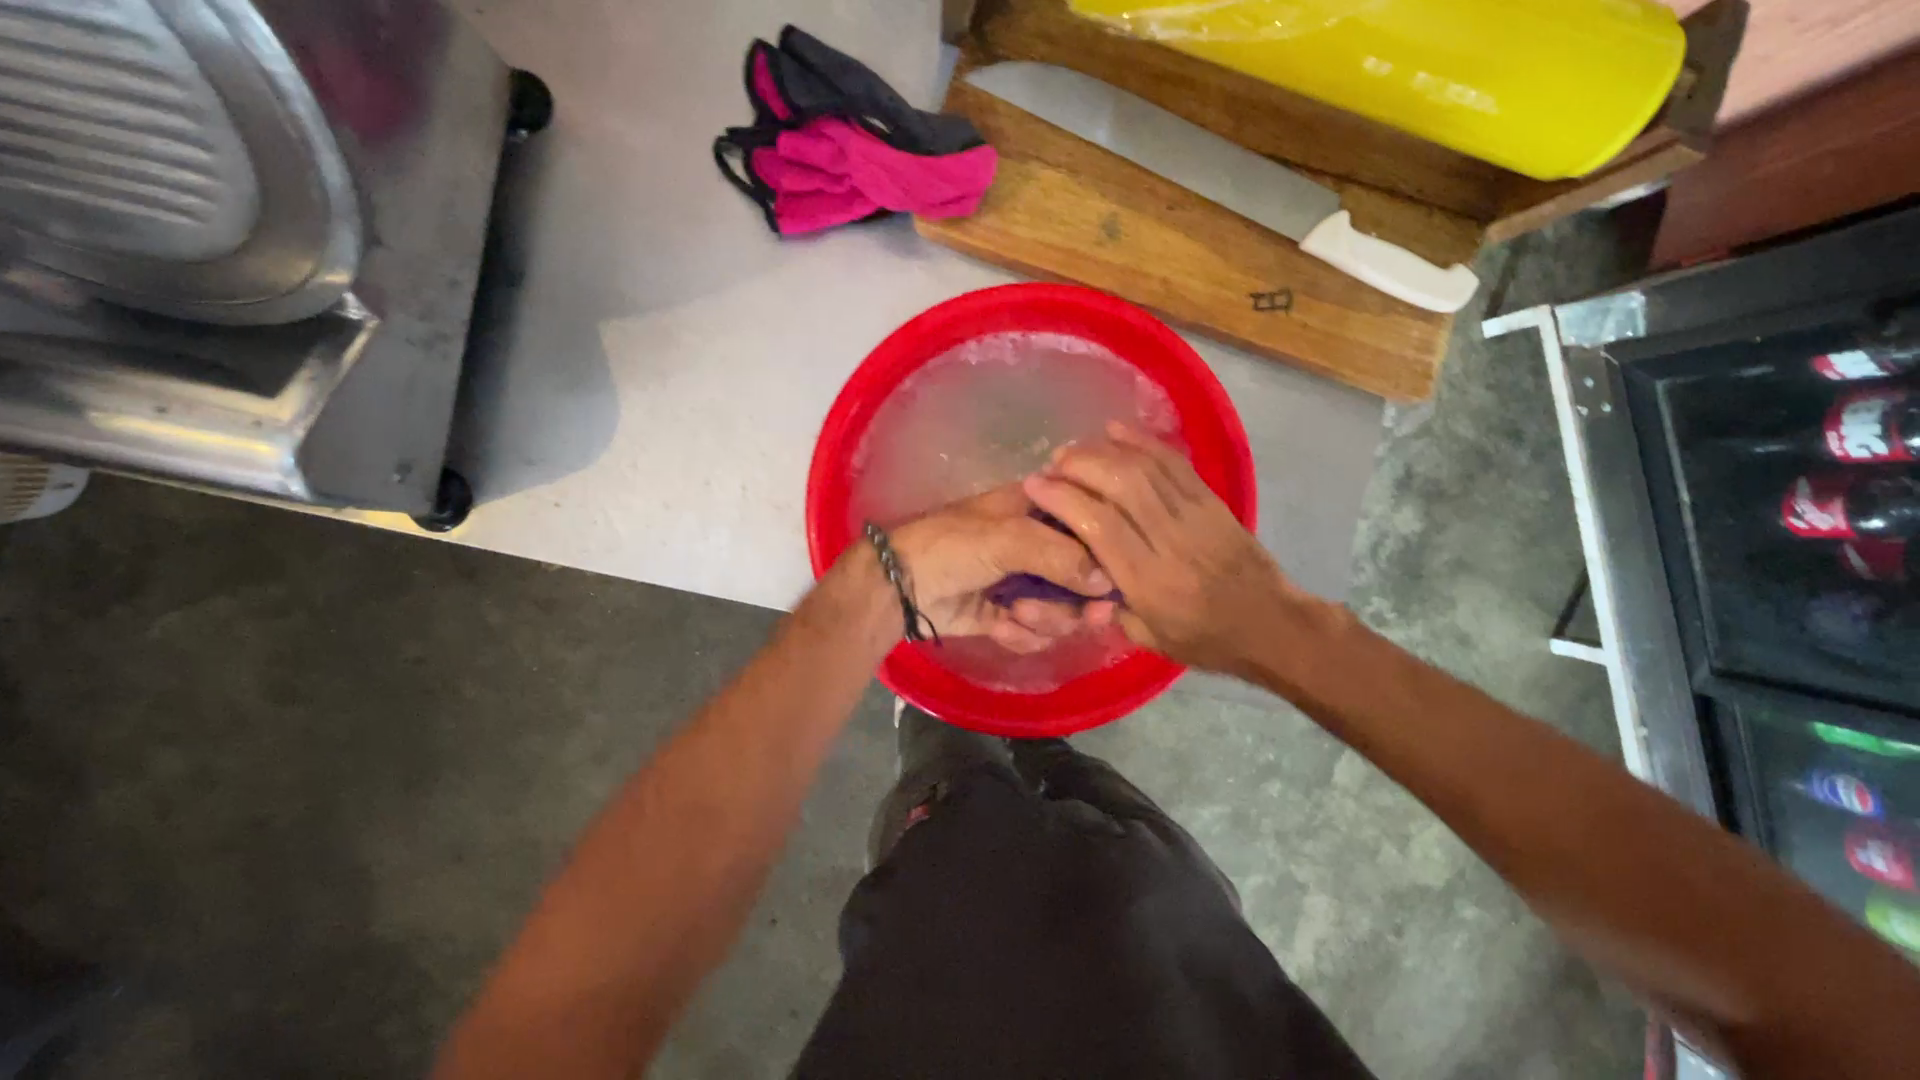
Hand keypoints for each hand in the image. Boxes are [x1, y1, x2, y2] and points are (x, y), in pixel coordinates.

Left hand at [889, 485, 1118, 652]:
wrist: (896, 588)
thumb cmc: (951, 546)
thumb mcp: (1007, 539)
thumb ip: (1061, 556)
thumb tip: (1107, 582)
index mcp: (1037, 509)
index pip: (1089, 527)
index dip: (1105, 556)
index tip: (1113, 581)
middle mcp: (1035, 544)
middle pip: (1082, 578)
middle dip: (1078, 601)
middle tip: (1087, 617)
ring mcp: (1020, 582)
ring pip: (1061, 610)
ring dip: (1045, 619)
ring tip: (1016, 615)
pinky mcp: (1005, 615)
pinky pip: (1034, 631)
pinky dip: (1022, 635)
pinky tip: (1002, 627)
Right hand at [1022, 422, 1299, 672]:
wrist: (1272, 626)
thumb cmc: (1207, 641)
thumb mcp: (1149, 639)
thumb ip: (1112, 608)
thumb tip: (1080, 574)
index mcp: (1149, 580)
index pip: (1099, 526)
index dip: (1063, 499)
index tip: (1034, 485)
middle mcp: (1170, 540)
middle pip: (1120, 485)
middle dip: (1079, 466)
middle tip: (1053, 463)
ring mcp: (1195, 516)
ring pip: (1145, 468)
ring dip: (1105, 451)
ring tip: (1076, 449)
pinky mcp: (1212, 501)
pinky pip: (1174, 463)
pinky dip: (1143, 443)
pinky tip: (1117, 432)